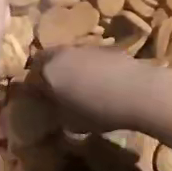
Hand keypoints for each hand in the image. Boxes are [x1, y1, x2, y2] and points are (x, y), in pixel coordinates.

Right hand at [38, 47, 162, 131]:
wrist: (142, 93)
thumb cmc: (100, 111)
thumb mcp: (71, 122)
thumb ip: (57, 113)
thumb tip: (54, 111)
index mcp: (47, 72)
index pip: (29, 79)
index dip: (32, 90)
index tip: (38, 101)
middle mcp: (61, 55)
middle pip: (44, 59)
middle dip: (46, 71)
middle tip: (53, 88)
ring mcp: (84, 48)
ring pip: (67, 56)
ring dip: (68, 67)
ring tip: (79, 85)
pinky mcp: (106, 48)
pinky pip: (88, 57)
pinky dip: (89, 67)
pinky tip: (101, 82)